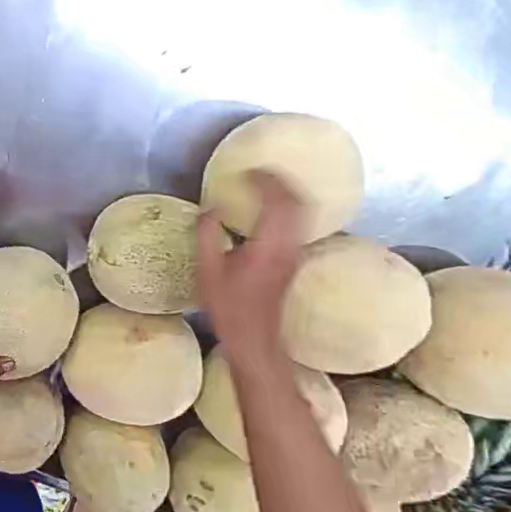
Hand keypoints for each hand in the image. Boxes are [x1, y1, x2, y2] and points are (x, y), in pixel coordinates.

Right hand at [198, 170, 306, 369]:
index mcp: (267, 245)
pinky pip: (299, 223)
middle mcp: (288, 245)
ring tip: (266, 186)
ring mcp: (295, 253)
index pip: (277, 201)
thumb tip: (210, 210)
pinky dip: (288, 208)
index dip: (265, 180)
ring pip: (303, 211)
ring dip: (287, 193)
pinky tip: (271, 211)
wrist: (255, 339)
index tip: (248, 172)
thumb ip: (207, 236)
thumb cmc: (229, 308)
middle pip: (297, 201)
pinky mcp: (294, 259)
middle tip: (260, 173)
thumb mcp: (209, 271)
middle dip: (281, 181)